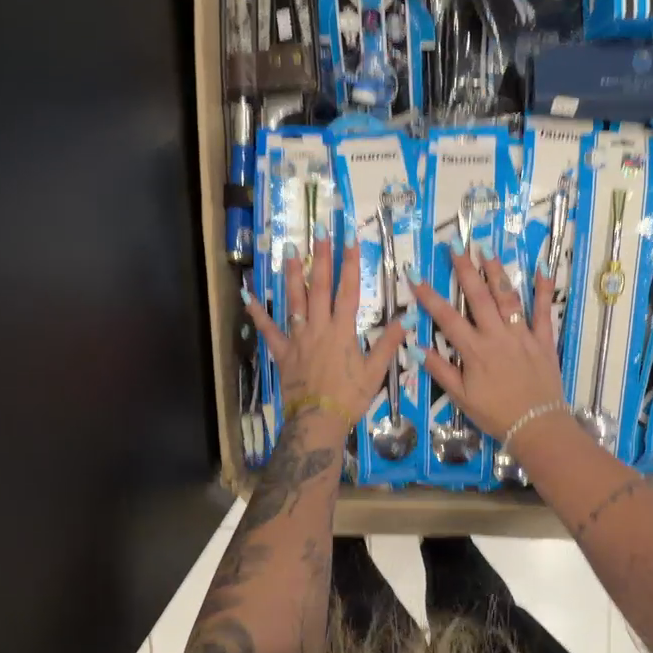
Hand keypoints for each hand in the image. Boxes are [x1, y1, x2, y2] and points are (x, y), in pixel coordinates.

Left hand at [244, 230, 404, 429]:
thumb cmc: (349, 398)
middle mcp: (318, 327)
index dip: (350, 264)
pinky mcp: (282, 352)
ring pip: (294, 301)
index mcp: (343, 331)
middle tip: (319, 231)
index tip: (350, 239)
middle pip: (319, 287)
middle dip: (321, 257)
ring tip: (290, 249)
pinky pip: (268, 330)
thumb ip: (388, 343)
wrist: (318, 421)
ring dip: (292, 274)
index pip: (348, 290)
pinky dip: (257, 313)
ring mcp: (297, 338)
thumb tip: (405, 318)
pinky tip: (247, 295)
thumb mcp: (375, 372)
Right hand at [408, 247, 567, 441]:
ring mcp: (522, 335)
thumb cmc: (495, 414)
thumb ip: (441, 370)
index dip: (429, 296)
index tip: (416, 275)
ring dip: (497, 272)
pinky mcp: (543, 340)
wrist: (537, 426)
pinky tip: (541, 268)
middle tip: (456, 246)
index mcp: (474, 351)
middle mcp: (496, 336)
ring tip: (486, 250)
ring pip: (508, 298)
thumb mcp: (461, 398)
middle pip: (478, 297)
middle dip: (465, 270)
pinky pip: (544, 311)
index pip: (446, 318)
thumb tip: (416, 347)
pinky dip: (543, 290)